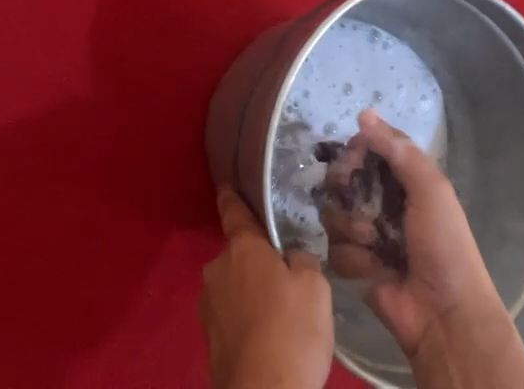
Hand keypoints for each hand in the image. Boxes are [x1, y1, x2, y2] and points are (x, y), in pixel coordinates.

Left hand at [200, 188, 334, 388]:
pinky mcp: (208, 334)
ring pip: (233, 284)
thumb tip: (291, 255)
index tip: (228, 185)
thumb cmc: (292, 330)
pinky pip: (230, 314)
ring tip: (279, 316)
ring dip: (250, 292)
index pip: (233, 210)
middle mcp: (217, 267)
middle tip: (285, 280)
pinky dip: (245, 319)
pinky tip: (266, 337)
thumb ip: (302, 258)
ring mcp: (208, 302)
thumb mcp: (315, 286)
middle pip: (238, 253)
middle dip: (256, 261)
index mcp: (241, 247)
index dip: (232, 196)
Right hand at [320, 109, 498, 357]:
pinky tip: (374, 268)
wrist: (444, 313)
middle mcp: (382, 203)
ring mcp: (366, 234)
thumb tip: (364, 113)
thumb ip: (398, 150)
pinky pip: (334, 248)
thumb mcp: (431, 190)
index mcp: (404, 182)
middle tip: (351, 195)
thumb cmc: (444, 245)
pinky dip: (353, 258)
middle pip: (342, 179)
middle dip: (344, 187)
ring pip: (332, 212)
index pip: (365, 151)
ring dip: (350, 226)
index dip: (354, 151)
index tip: (353, 159)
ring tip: (373, 242)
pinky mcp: (354, 265)